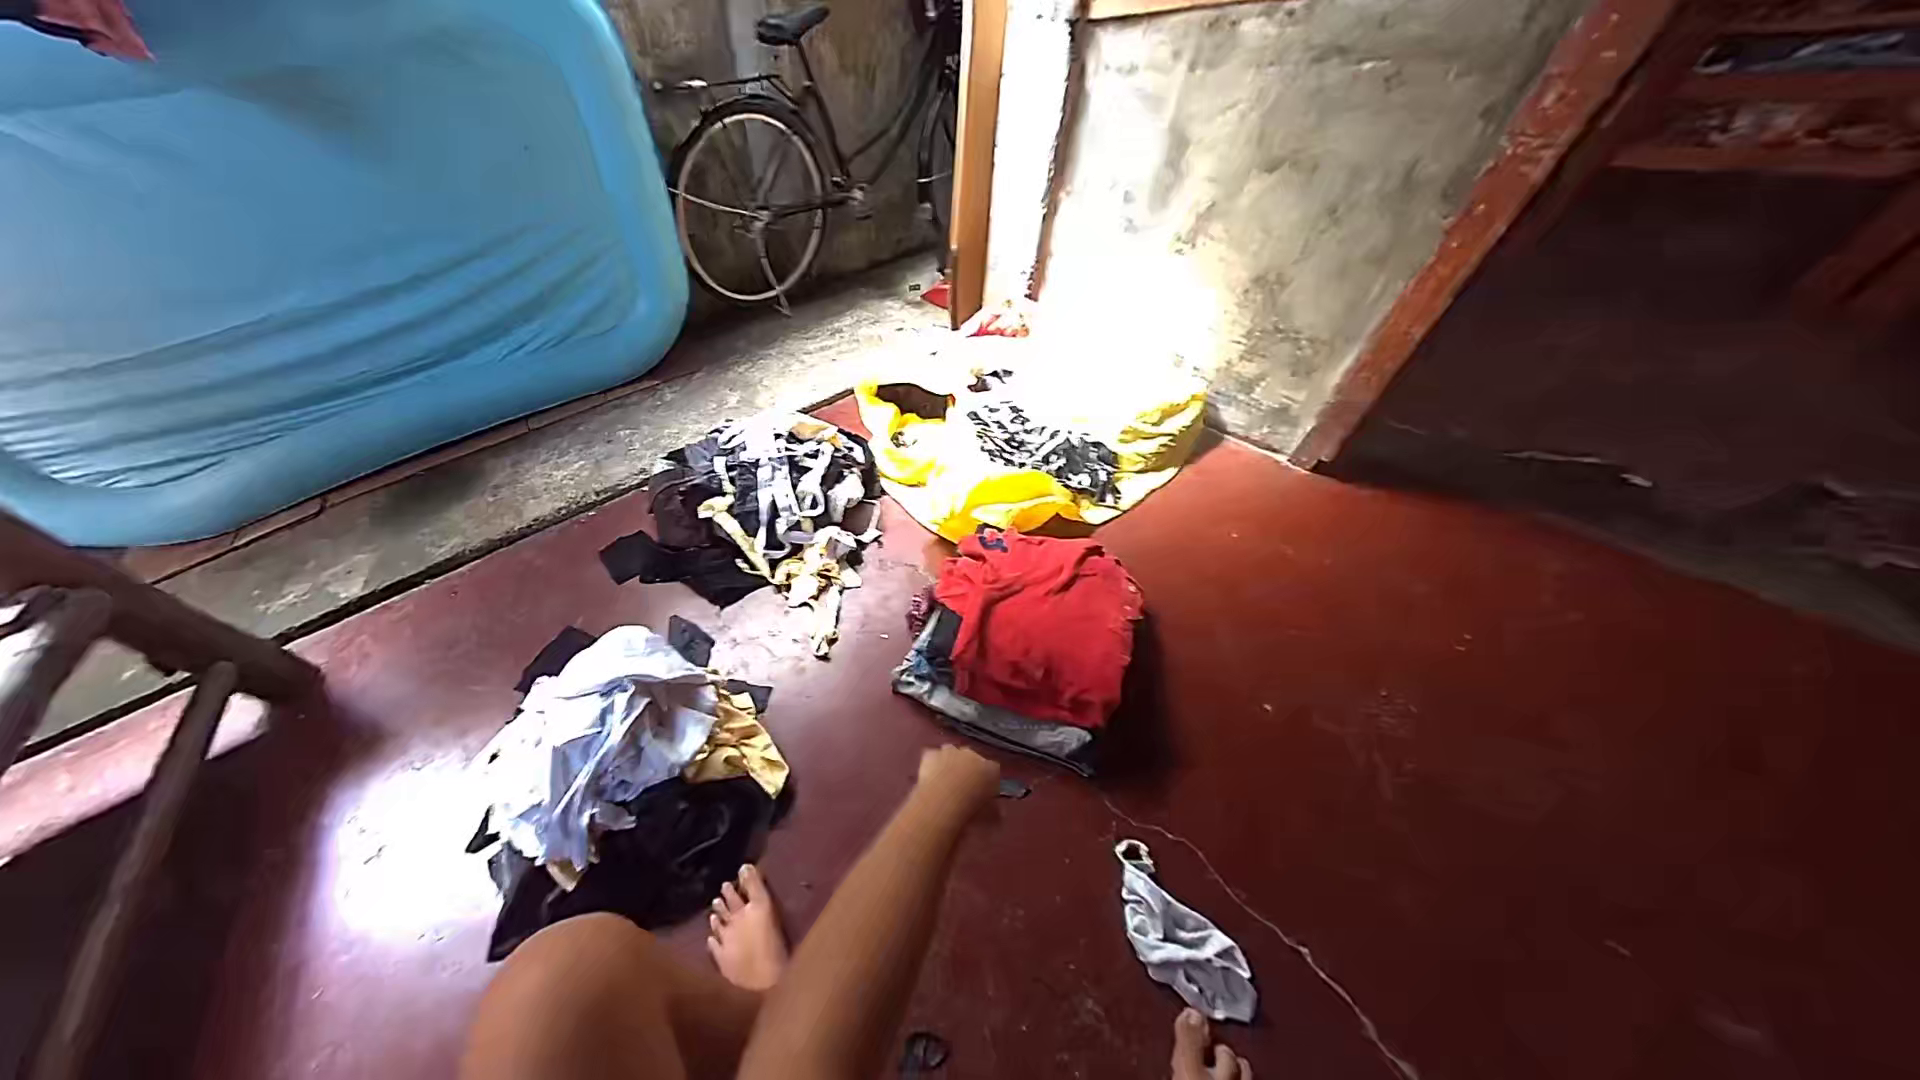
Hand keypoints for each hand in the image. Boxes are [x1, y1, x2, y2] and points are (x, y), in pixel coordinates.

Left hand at [916, 745, 999, 816]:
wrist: (943, 800)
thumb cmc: (971, 809)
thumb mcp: (989, 815)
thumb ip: (995, 810)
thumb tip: (999, 813)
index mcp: (991, 769)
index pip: (993, 771)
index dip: (988, 781)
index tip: (983, 793)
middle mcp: (972, 755)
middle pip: (972, 759)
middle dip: (968, 770)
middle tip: (962, 788)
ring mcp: (951, 751)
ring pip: (951, 754)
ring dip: (950, 763)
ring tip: (944, 782)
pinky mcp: (931, 754)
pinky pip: (933, 757)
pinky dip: (932, 764)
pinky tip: (929, 778)